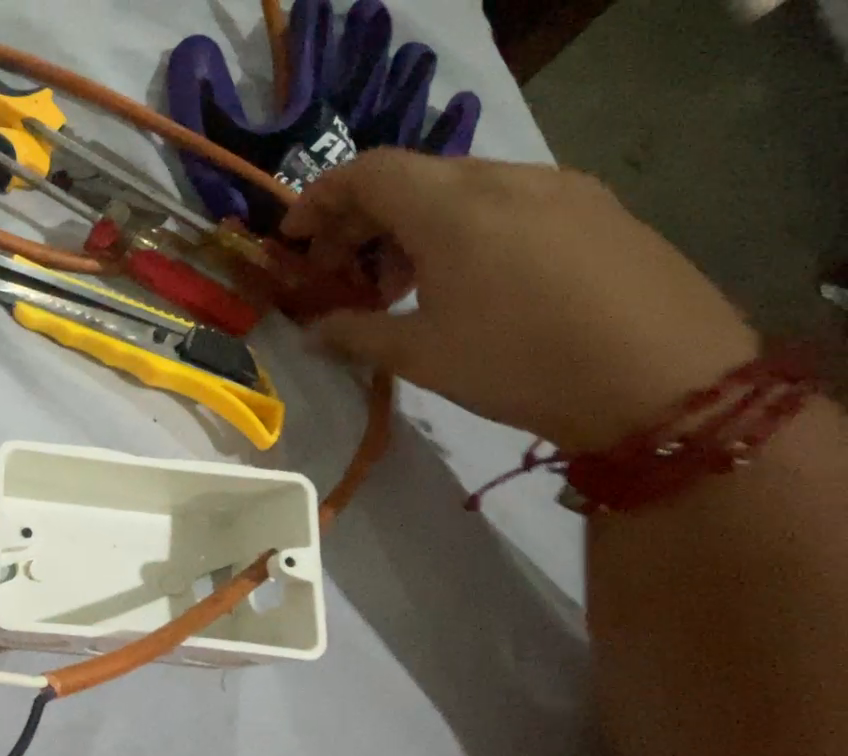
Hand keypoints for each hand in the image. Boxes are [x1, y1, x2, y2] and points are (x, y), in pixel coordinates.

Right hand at [282, 149, 758, 449]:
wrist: (664, 381)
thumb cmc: (519, 364)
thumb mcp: (420, 354)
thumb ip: (354, 332)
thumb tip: (313, 330)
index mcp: (453, 207)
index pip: (369, 172)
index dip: (320, 198)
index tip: (293, 238)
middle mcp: (505, 179)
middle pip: (412, 177)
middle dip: (361, 220)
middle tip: (338, 273)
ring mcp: (557, 188)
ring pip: (459, 188)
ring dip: (410, 227)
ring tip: (397, 287)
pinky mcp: (593, 209)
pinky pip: (505, 201)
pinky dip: (460, 229)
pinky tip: (461, 282)